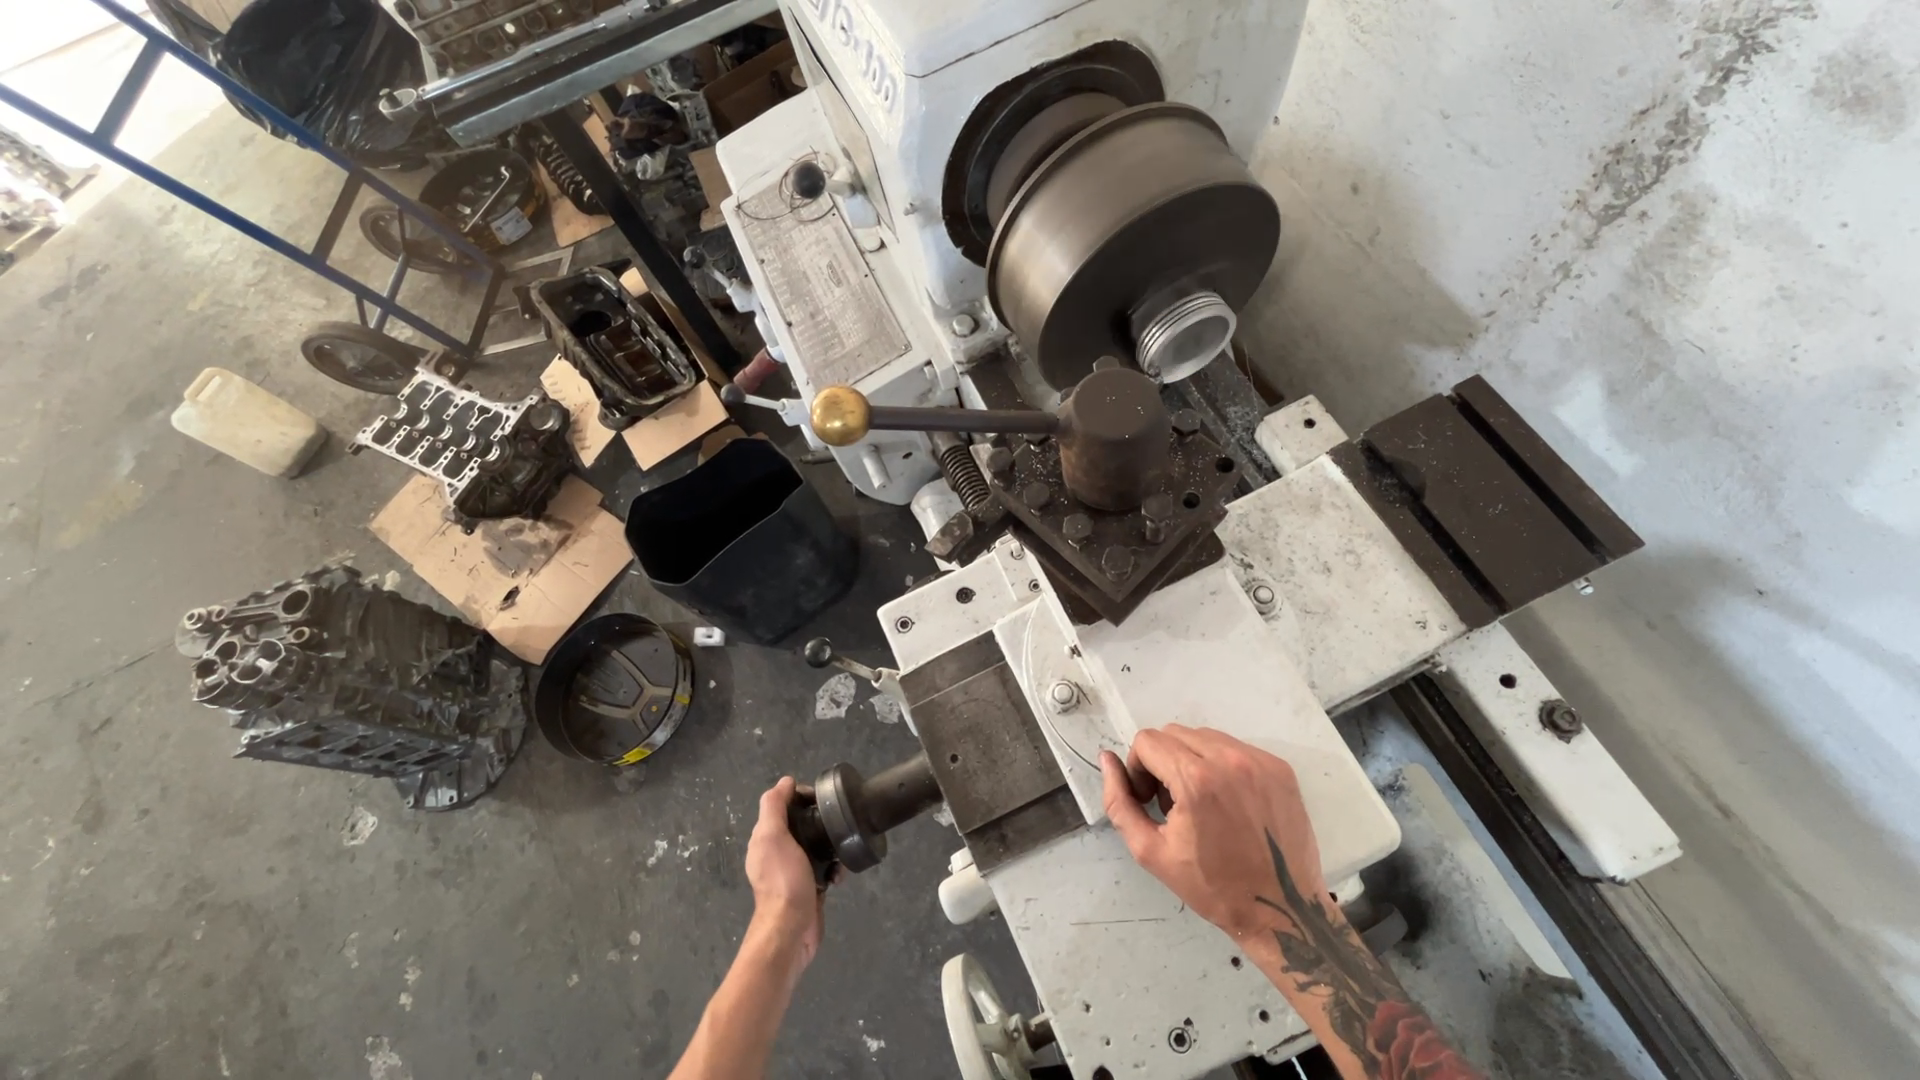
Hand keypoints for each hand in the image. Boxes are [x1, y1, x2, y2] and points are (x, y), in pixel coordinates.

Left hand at [745, 777, 827, 968]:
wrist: (792, 928)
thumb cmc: (783, 879)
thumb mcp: (772, 836)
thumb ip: (774, 806)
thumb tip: (785, 781)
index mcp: (764, 839)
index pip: (782, 806)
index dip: (799, 797)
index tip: (819, 798)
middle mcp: (776, 853)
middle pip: (801, 825)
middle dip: (819, 822)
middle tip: (835, 821)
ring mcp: (793, 872)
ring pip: (815, 847)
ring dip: (830, 847)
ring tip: (840, 851)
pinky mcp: (810, 888)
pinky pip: (824, 869)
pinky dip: (834, 869)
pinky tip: (839, 875)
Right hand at [1100, 725, 1335, 945]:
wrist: (1282, 909)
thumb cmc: (1211, 886)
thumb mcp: (1149, 851)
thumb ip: (1119, 801)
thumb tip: (1107, 759)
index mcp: (1196, 780)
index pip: (1147, 741)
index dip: (1138, 769)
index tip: (1150, 801)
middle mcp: (1230, 760)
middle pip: (1174, 733)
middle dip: (1162, 762)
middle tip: (1171, 803)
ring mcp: (1260, 762)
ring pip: (1204, 737)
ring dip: (1191, 760)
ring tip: (1200, 802)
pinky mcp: (1280, 768)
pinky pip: (1234, 747)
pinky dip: (1220, 765)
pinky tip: (1227, 802)